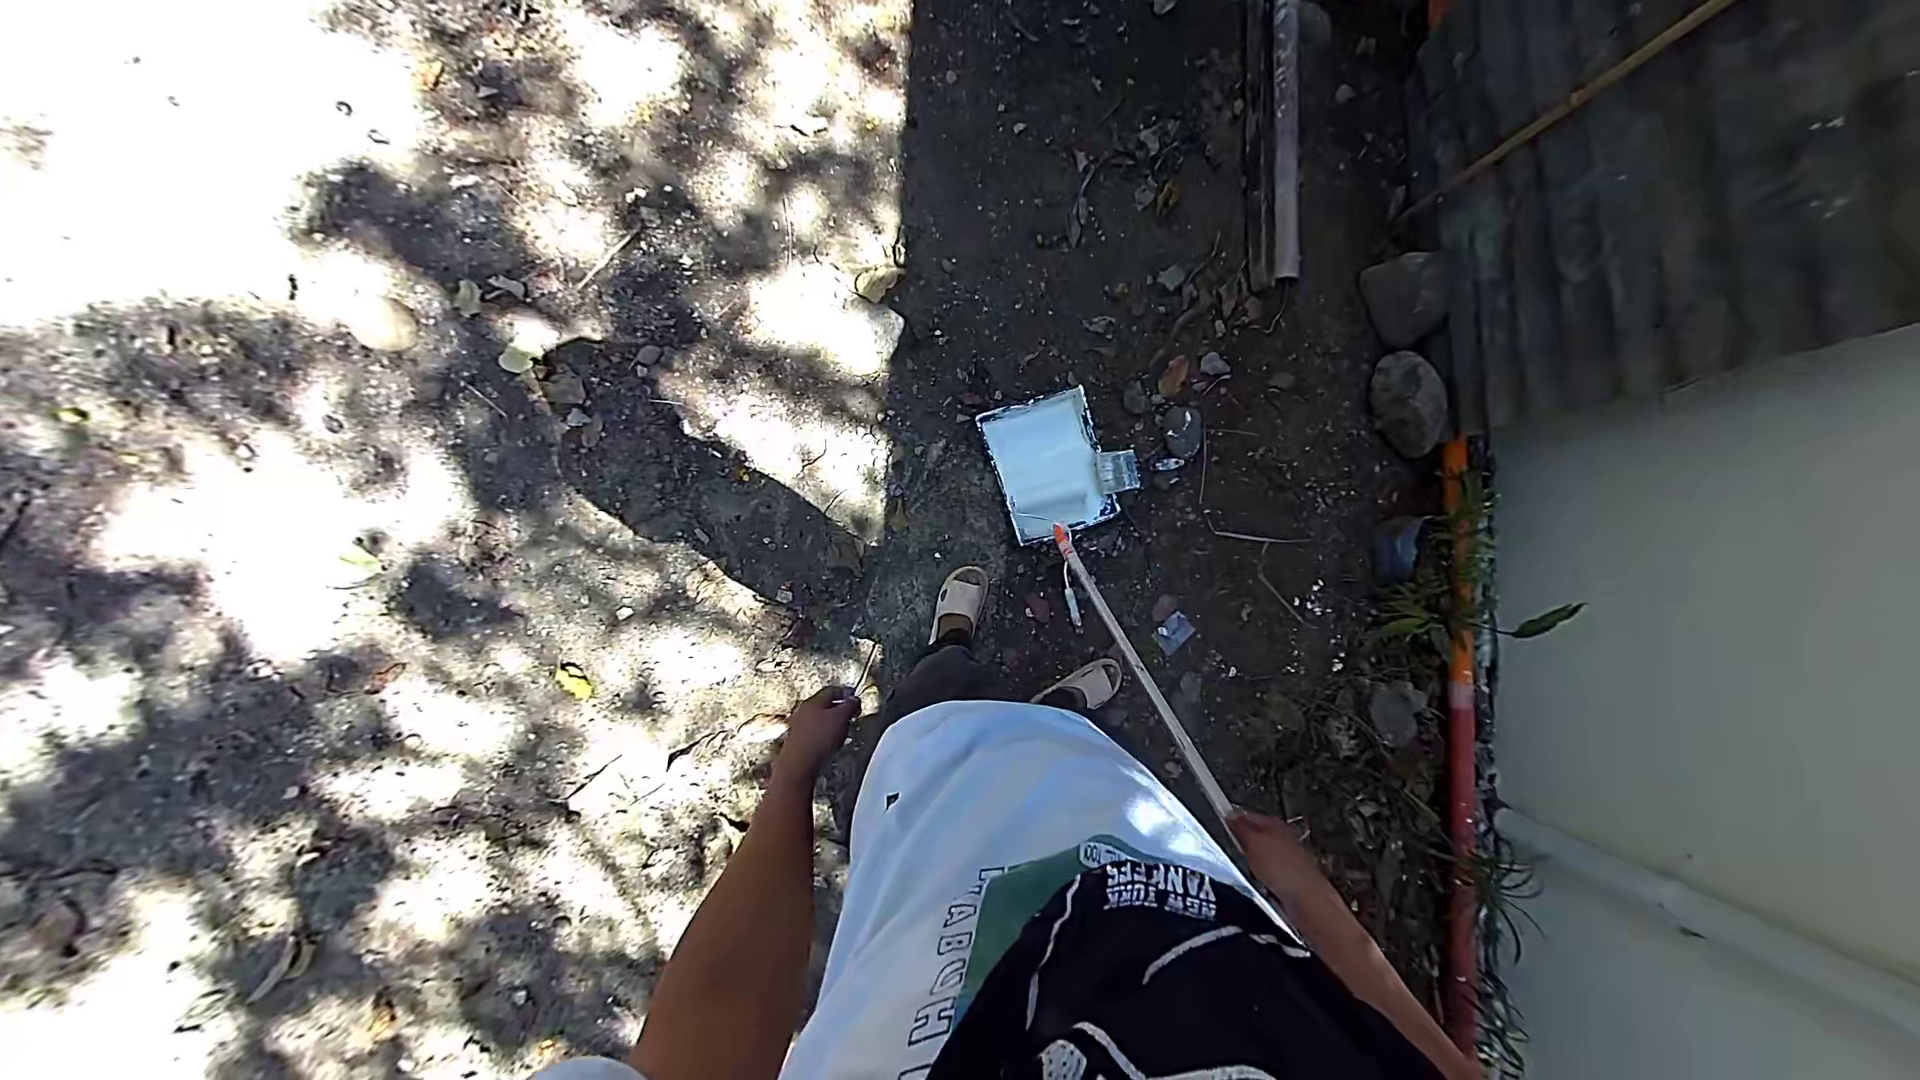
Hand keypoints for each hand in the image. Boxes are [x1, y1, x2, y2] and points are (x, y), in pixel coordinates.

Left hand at [771, 685, 857, 786]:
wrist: (798, 766)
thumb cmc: (818, 739)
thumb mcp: (841, 718)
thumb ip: (849, 706)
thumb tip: (854, 700)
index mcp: (812, 702)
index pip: (831, 691)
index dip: (845, 693)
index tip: (854, 697)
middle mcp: (802, 713)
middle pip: (824, 706)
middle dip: (839, 710)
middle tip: (851, 715)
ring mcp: (798, 729)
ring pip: (819, 722)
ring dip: (832, 725)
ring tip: (842, 733)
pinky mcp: (797, 745)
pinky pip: (814, 736)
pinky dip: (824, 738)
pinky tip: (830, 746)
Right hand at [1228, 808, 1328, 902]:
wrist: (1308, 900)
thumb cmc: (1281, 868)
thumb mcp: (1252, 842)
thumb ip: (1240, 827)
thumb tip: (1230, 814)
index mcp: (1274, 823)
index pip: (1247, 815)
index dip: (1233, 821)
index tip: (1222, 828)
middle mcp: (1284, 837)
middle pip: (1255, 836)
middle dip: (1243, 844)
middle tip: (1234, 852)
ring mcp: (1289, 858)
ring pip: (1261, 856)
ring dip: (1252, 863)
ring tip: (1247, 870)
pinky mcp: (1292, 877)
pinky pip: (1268, 873)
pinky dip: (1262, 877)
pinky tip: (1260, 883)